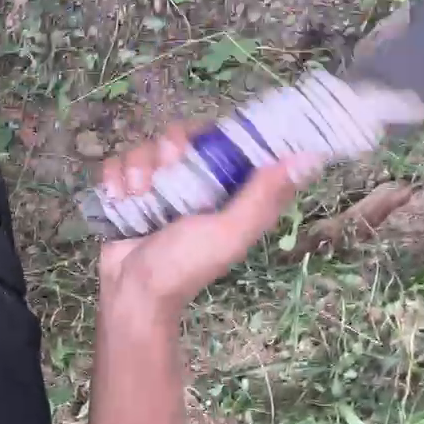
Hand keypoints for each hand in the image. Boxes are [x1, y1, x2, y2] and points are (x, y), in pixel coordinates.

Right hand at [95, 126, 323, 319]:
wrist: (132, 289)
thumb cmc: (185, 264)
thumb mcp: (229, 231)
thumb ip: (263, 194)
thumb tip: (310, 156)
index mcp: (225, 189)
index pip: (222, 140)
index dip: (208, 134)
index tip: (194, 145)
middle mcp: (191, 182)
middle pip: (177, 137)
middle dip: (163, 150)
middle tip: (160, 172)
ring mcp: (156, 186)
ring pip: (143, 149)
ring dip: (134, 168)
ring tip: (133, 194)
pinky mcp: (126, 192)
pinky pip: (116, 164)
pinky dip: (112, 177)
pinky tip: (117, 197)